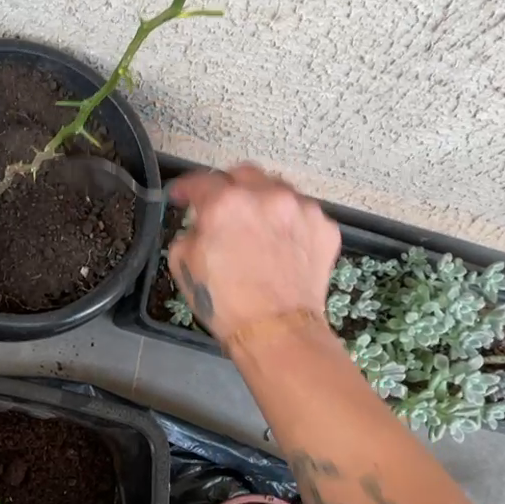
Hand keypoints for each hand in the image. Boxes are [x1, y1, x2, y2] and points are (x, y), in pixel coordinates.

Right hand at [166, 164, 339, 344]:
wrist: (276, 329)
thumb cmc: (224, 301)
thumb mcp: (183, 264)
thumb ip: (190, 232)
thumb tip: (202, 226)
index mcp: (225, 204)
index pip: (200, 181)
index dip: (185, 189)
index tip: (180, 197)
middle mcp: (266, 196)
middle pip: (243, 174)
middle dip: (227, 187)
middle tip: (220, 207)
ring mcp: (301, 209)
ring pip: (276, 189)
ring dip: (260, 201)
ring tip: (255, 225)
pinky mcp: (324, 227)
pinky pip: (300, 213)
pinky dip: (287, 221)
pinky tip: (279, 244)